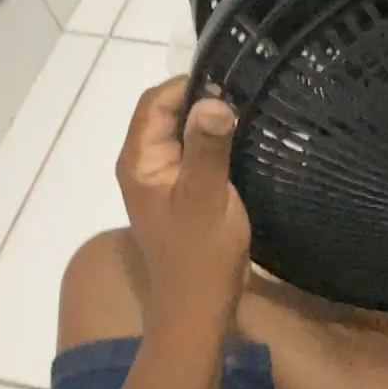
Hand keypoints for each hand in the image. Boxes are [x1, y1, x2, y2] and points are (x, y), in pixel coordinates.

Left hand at [116, 78, 250, 332]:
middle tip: (245, 94)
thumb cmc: (200, 253)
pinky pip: (193, 154)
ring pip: (181, 133)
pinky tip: (241, 143)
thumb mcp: (206, 196)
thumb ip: (207, 147)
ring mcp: (161, 180)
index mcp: (139, 160)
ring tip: (248, 113)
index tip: (231, 81)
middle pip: (165, 114)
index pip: (154, 102)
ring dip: (208, 121)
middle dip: (200, 99)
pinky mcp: (180, 193)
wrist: (198, 308)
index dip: (188, 85)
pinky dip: (213, 142)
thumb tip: (213, 100)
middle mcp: (143, 164)